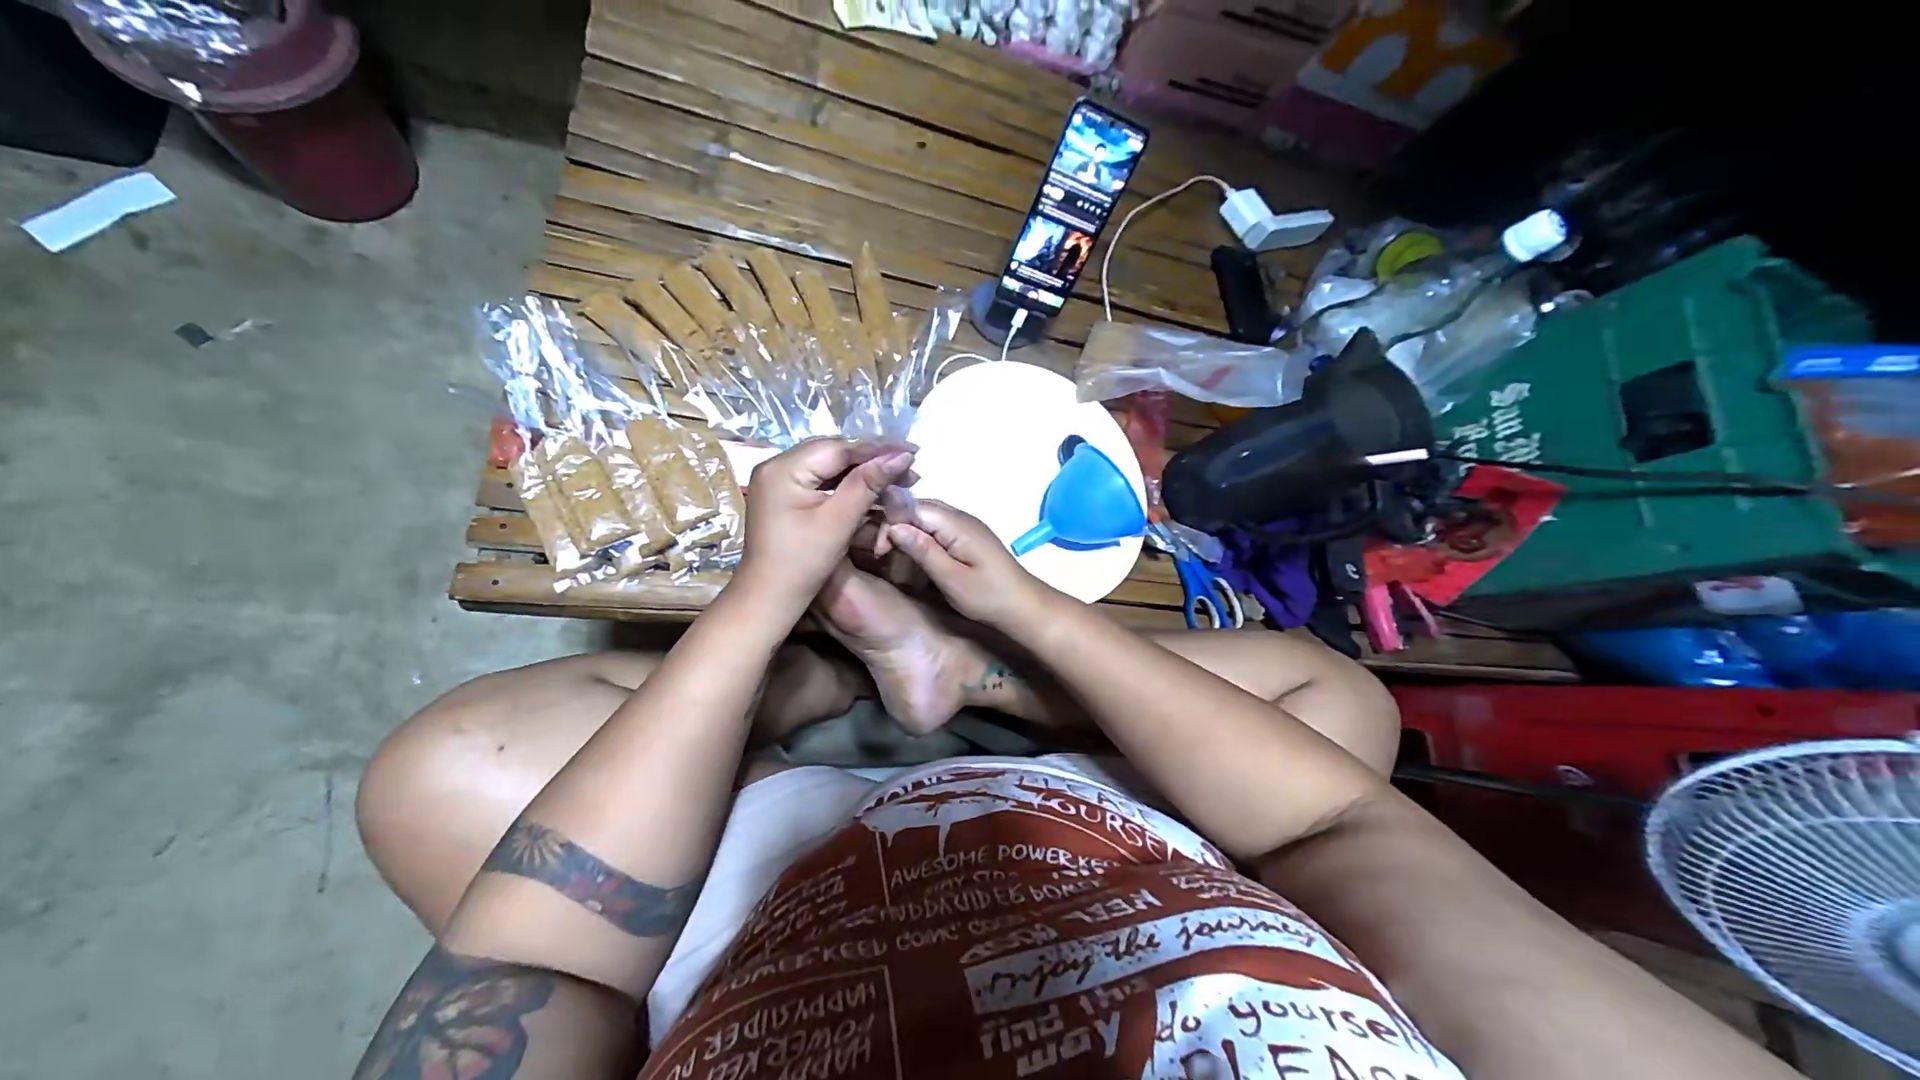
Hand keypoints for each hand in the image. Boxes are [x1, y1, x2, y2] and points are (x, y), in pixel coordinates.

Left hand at [737, 438, 914, 609]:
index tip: (913, 452)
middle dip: (872, 458)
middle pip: (833, 452)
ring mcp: (777, 479)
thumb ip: (868, 484)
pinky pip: (820, 478)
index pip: (839, 448)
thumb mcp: (838, 522)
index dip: (878, 449)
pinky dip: (846, 483)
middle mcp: (775, 465)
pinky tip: (871, 487)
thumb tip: (901, 456)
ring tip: (897, 476)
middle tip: (909, 466)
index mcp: (783, 469)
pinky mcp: (783, 493)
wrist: (768, 598)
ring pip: (828, 464)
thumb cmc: (802, 564)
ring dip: (862, 470)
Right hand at [883, 500, 1058, 629]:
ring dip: (906, 531)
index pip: (912, 507)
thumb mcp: (951, 579)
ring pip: (926, 517)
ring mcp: (966, 525)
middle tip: (880, 554)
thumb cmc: (988, 597)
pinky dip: (920, 537)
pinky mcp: (967, 537)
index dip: (890, 523)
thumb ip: (923, 551)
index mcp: (957, 524)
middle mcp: (961, 517)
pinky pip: (936, 527)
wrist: (1024, 606)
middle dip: (894, 524)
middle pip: (918, 508)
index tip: (879, 552)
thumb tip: (893, 527)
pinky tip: (913, 555)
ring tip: (890, 554)